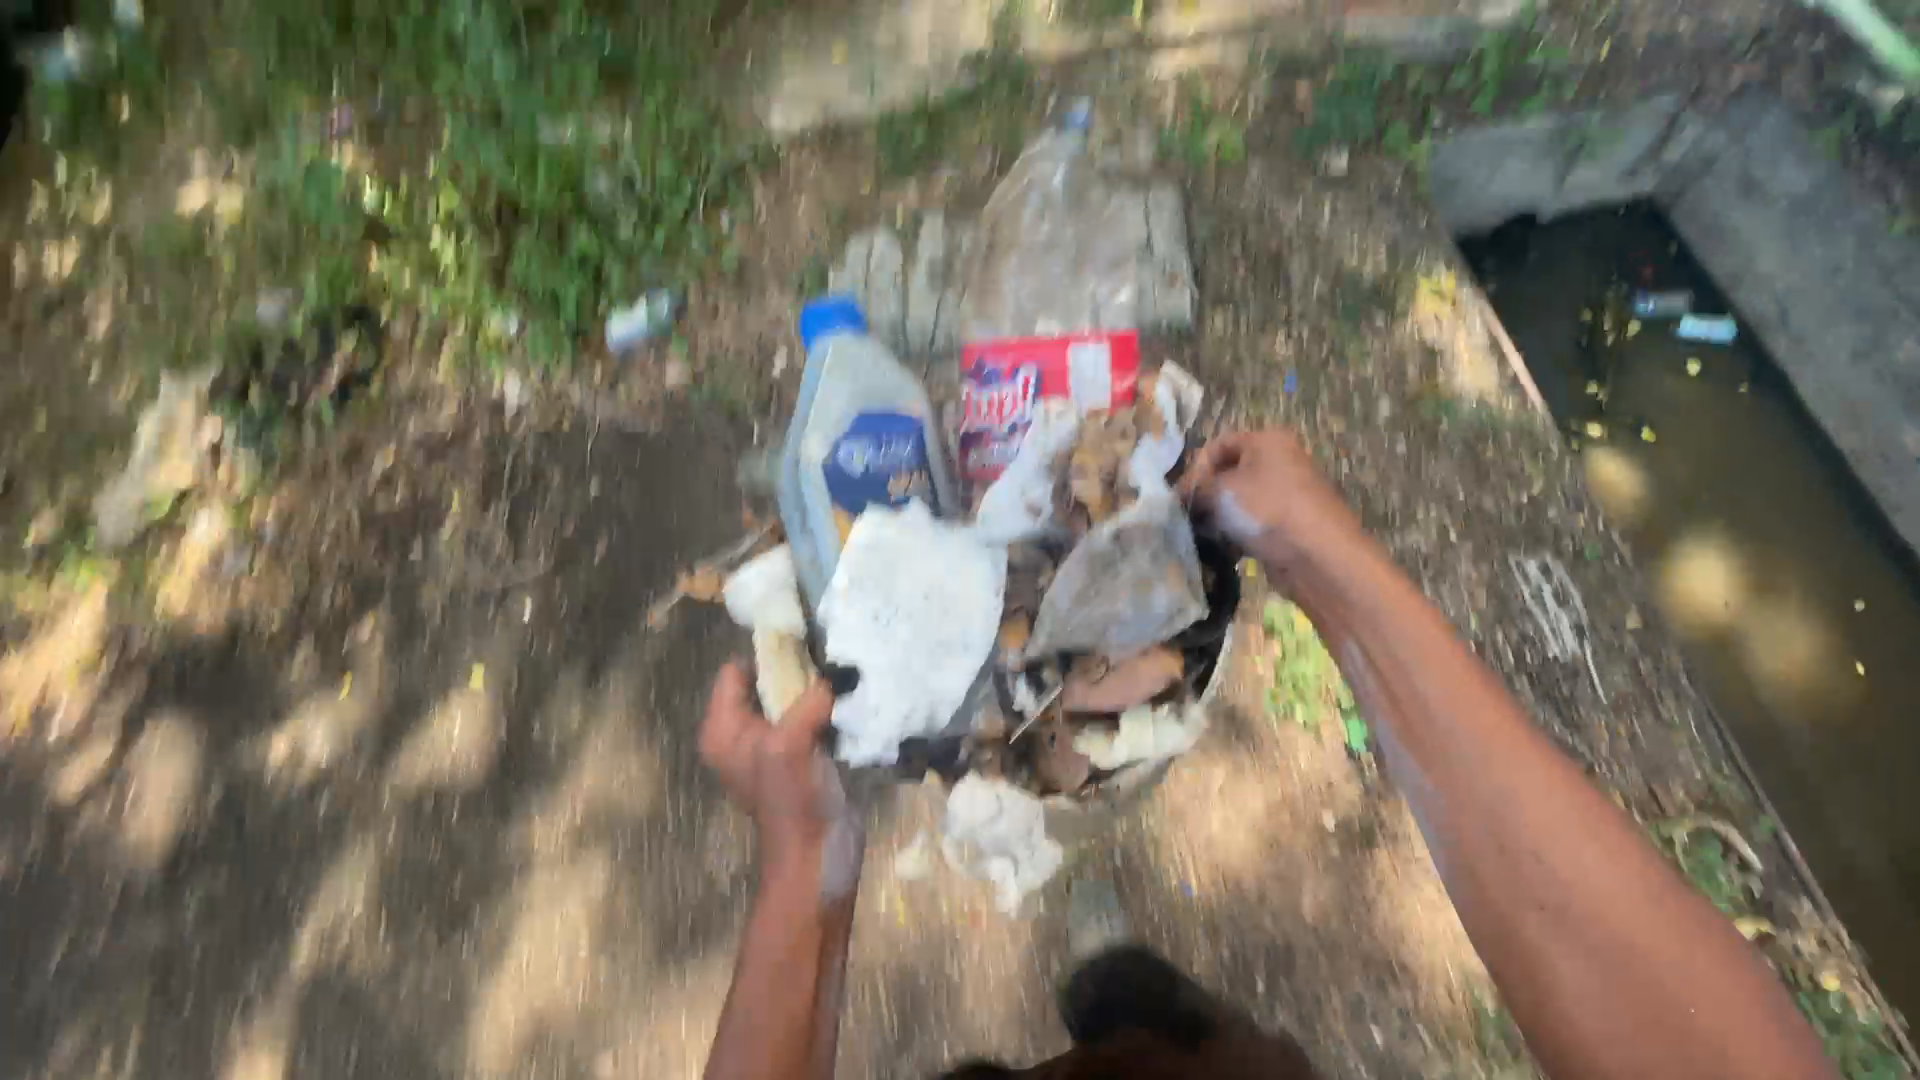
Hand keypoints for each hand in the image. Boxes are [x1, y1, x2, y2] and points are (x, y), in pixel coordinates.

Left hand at [701, 663, 864, 898]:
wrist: (818, 860)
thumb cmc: (790, 802)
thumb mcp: (788, 744)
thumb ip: (809, 699)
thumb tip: (841, 671)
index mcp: (723, 729)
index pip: (736, 670)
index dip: (767, 654)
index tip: (805, 641)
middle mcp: (744, 733)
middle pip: (768, 681)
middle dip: (799, 668)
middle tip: (833, 656)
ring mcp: (775, 746)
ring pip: (796, 699)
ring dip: (820, 688)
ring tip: (847, 674)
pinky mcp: (804, 756)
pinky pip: (814, 718)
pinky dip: (831, 708)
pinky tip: (853, 699)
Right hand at [1181, 430, 1360, 571]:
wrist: (1318, 555)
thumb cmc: (1266, 510)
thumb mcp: (1221, 492)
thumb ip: (1196, 488)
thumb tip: (1183, 495)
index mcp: (1267, 441)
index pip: (1218, 445)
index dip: (1195, 468)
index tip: (1180, 496)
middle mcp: (1280, 460)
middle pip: (1230, 472)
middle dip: (1206, 493)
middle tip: (1187, 515)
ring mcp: (1287, 492)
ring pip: (1240, 499)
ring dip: (1219, 516)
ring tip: (1203, 533)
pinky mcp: (1289, 522)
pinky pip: (1254, 521)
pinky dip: (1237, 531)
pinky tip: (1224, 547)